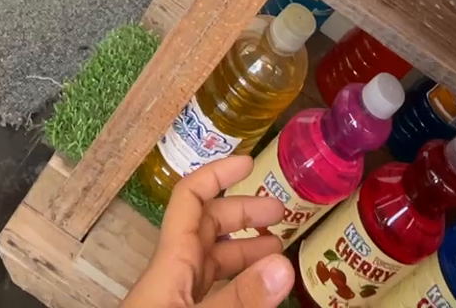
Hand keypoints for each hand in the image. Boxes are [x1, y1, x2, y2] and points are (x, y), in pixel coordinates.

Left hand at [121, 155, 294, 307]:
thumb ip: (240, 298)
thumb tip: (284, 263)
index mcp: (171, 261)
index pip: (191, 198)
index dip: (218, 173)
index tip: (250, 161)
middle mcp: (173, 273)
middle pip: (208, 227)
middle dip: (244, 213)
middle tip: (282, 213)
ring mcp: (175, 299)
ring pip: (213, 262)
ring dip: (245, 251)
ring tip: (279, 252)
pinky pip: (211, 293)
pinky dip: (237, 287)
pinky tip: (258, 294)